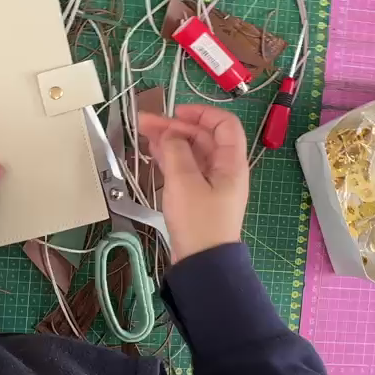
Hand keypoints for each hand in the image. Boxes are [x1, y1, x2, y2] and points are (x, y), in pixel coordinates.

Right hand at [138, 104, 249, 262]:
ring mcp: (210, 183)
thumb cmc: (198, 221)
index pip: (224, 125)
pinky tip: (152, 153)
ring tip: (143, 134)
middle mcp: (223, 169)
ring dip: (169, 141)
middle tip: (145, 122)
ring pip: (190, 152)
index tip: (175, 112)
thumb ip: (176, 151)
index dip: (201, 113)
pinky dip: (169, 157)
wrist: (202, 262)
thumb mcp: (185, 182)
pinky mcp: (197, 196)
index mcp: (231, 163)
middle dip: (175, 126)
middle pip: (202, 137)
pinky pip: (184, 168)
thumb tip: (169, 133)